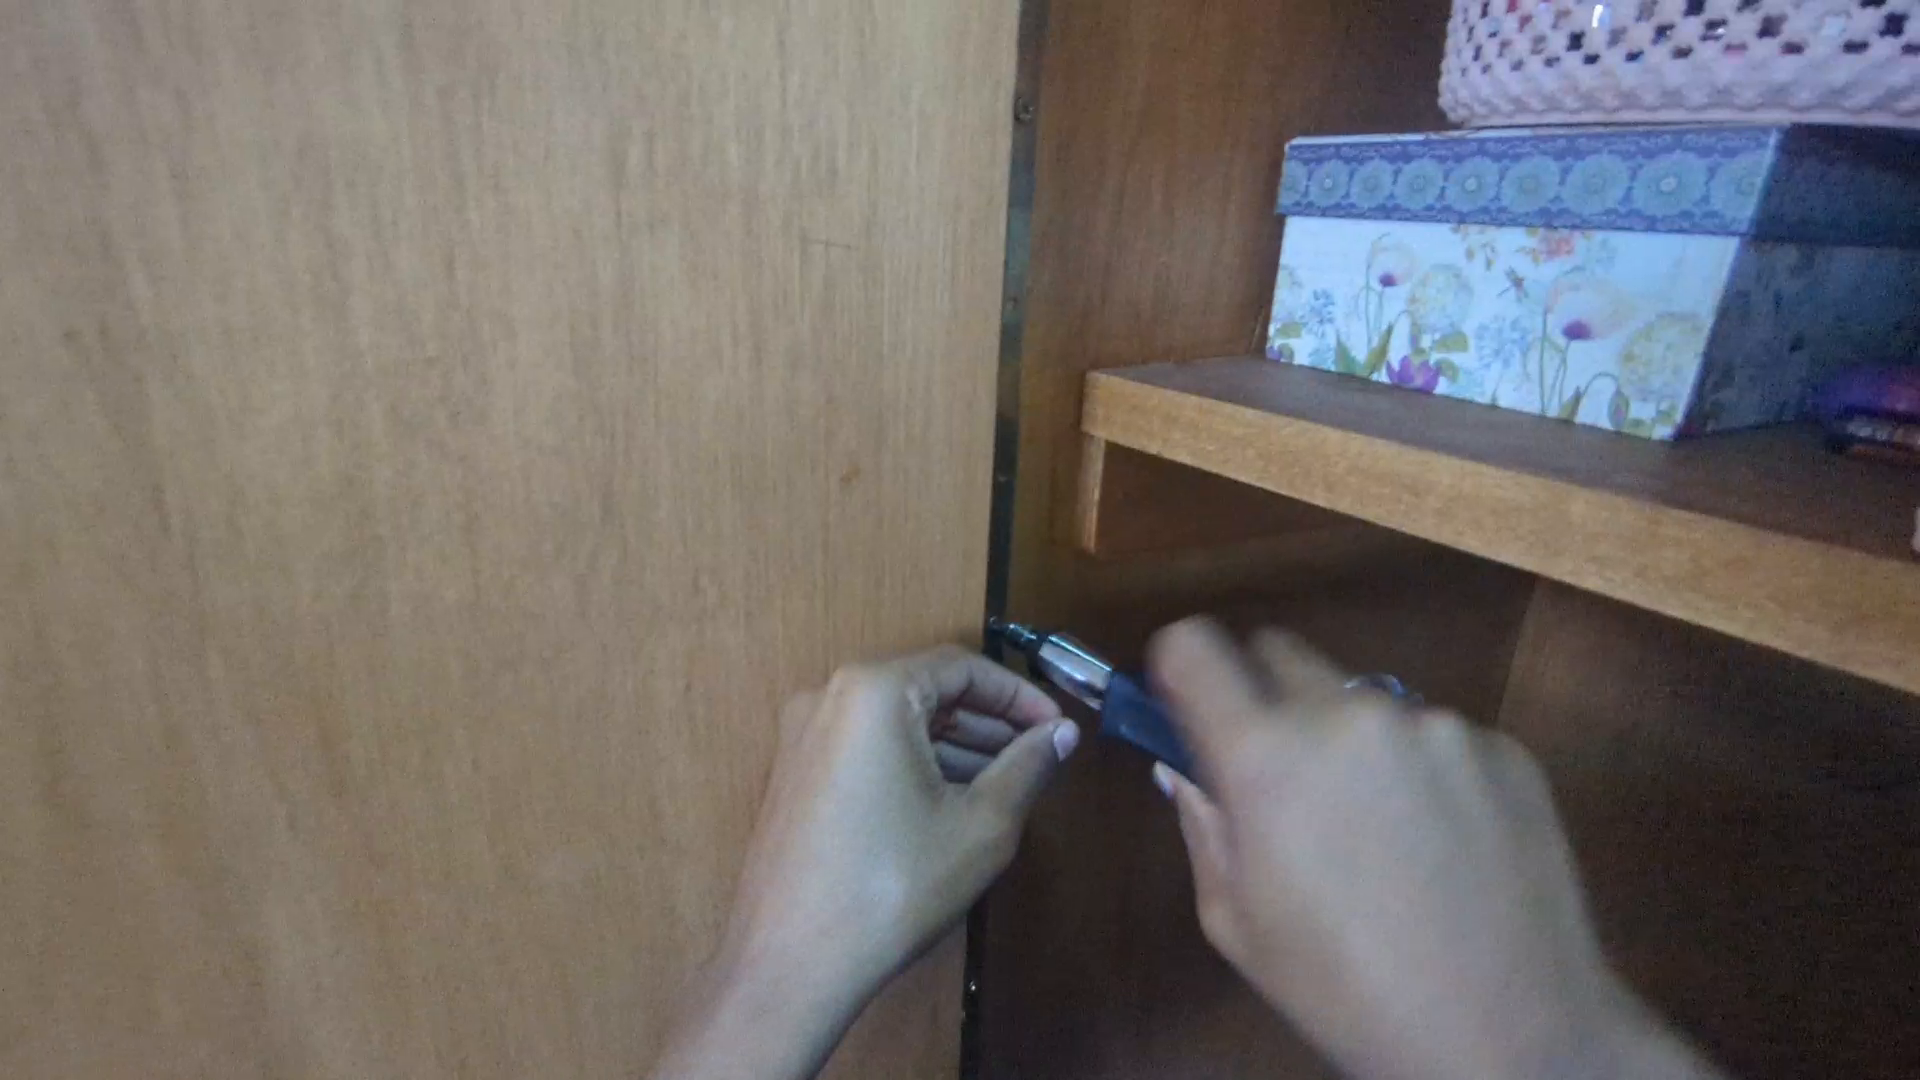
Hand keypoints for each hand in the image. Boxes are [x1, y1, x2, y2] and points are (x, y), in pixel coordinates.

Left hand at [651, 645, 1077, 1079]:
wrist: (788, 966)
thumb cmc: (893, 886)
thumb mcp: (980, 825)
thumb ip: (1028, 765)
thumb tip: (1064, 733)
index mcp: (873, 690)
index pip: (962, 668)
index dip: (1018, 695)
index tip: (1056, 727)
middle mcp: (830, 695)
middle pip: (926, 690)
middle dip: (987, 721)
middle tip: (1036, 755)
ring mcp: (804, 734)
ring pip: (897, 720)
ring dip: (953, 743)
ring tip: (1005, 779)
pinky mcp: (795, 771)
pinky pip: (868, 746)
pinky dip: (913, 760)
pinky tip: (950, 797)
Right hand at [1148, 618, 1722, 1079]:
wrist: (1521, 1047)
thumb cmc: (1346, 991)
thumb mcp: (1234, 920)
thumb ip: (1201, 822)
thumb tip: (1185, 766)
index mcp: (1262, 756)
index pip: (1193, 646)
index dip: (1180, 661)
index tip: (1187, 695)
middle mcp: (1342, 715)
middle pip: (1276, 650)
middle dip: (1263, 693)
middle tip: (1284, 768)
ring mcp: (1429, 723)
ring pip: (1355, 696)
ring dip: (1346, 735)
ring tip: (1380, 820)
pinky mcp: (1498, 744)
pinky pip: (1428, 730)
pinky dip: (1417, 764)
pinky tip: (1443, 837)